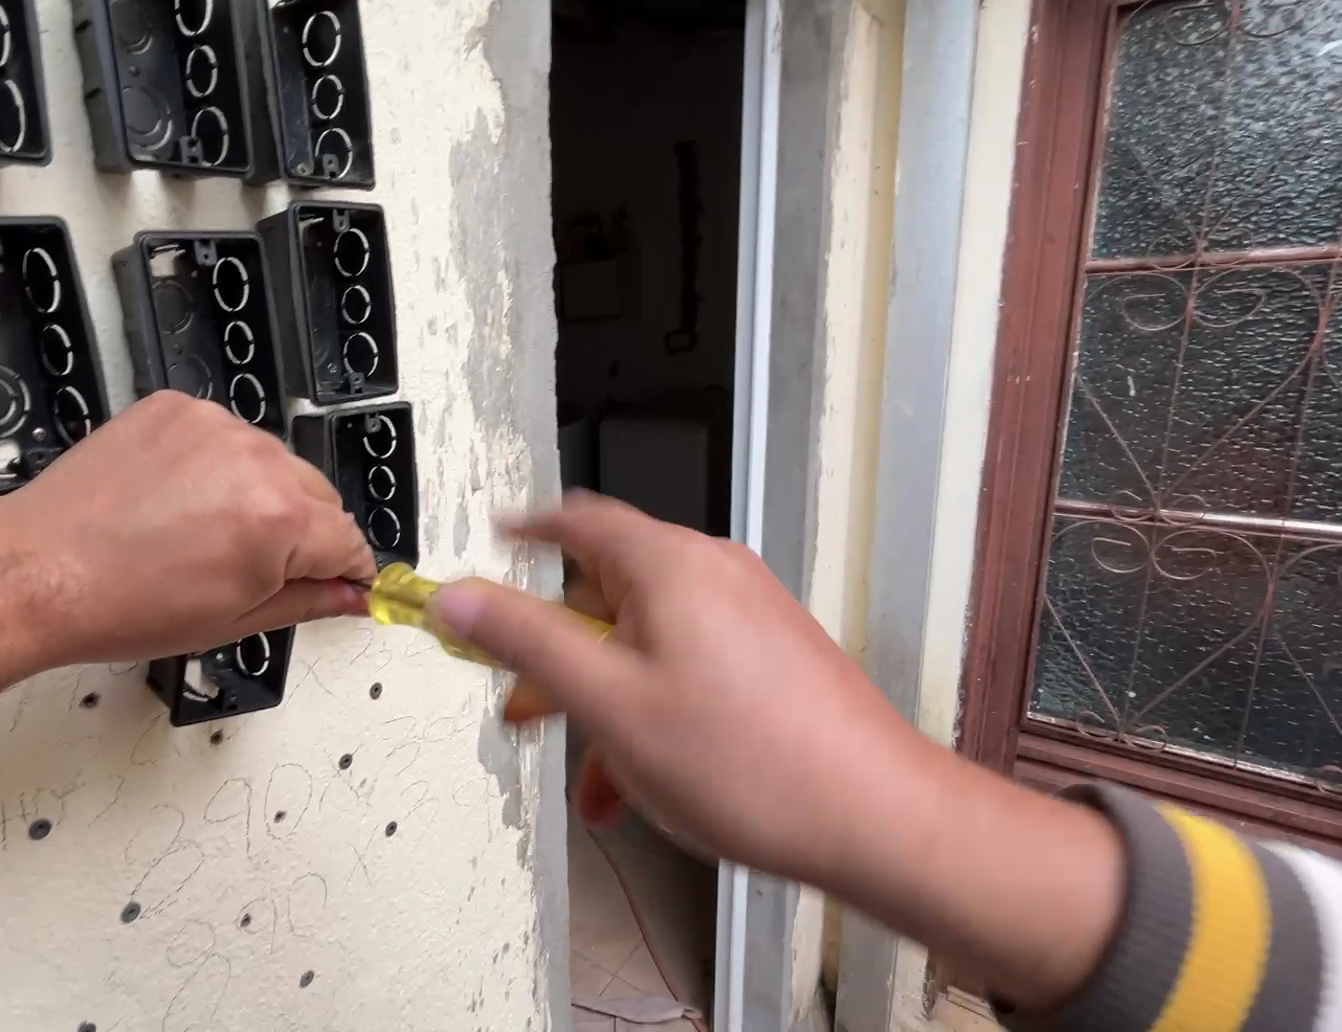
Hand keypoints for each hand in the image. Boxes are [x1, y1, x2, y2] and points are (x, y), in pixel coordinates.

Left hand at [0, 391, 375, 692]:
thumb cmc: (121, 604)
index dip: (350, 568)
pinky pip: (230, 436)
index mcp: (277, 521)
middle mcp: (256, 460)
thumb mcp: (234, 619)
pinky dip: (222, 465)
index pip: (350, 539)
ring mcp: (215, 426)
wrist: (35, 571)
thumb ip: (310, 600)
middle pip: (321, 496)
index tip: (343, 577)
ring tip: (212, 530)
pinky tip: (186, 498)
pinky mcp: (179, 409)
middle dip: (308, 533)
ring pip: (277, 463)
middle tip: (262, 564)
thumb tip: (352, 594)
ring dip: (266, 494)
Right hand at [429, 492, 921, 878]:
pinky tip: (640, 777)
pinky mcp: (764, 651)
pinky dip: (648, 704)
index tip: (493, 547)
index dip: (523, 532)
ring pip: (641, 637)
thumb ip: (523, 642)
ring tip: (590, 766)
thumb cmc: (750, 761)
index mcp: (667, 564)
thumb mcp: (607, 701)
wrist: (882, 821)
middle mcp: (709, 573)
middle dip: (559, 647)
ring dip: (603, 693)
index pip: (576, 520)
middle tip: (527, 698)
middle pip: (604, 588)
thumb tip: (458, 598)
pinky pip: (682, 663)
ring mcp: (742, 612)